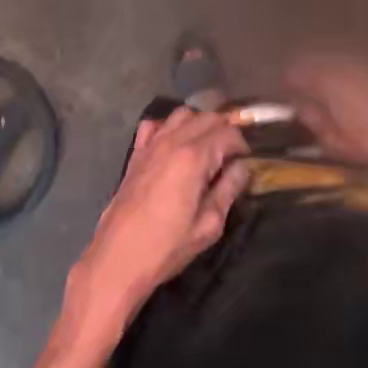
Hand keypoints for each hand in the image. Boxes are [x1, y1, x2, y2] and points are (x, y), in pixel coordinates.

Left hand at [69, 106, 250, 323]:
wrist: (120, 253)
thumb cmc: (169, 244)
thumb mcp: (209, 223)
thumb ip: (228, 189)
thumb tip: (242, 168)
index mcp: (194, 157)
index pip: (228, 133)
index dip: (243, 145)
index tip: (247, 162)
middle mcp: (172, 141)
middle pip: (206, 117)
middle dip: (224, 130)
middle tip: (232, 155)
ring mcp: (151, 144)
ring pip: (181, 114)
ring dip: (198, 123)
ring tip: (207, 147)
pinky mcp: (136, 152)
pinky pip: (154, 125)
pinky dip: (168, 127)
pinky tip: (174, 145)